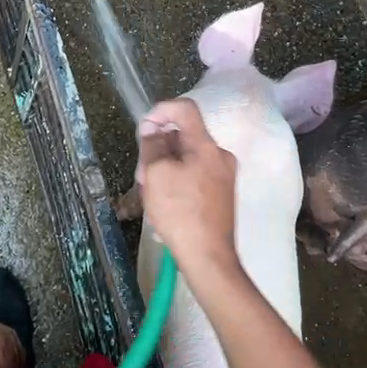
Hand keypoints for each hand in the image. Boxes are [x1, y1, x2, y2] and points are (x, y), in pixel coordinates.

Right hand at [136, 98, 237, 275]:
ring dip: (165, 167)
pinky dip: (176, 180)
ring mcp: (223, 176)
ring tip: (150, 192)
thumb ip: (152, 145)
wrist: (208, 258)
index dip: (160, 111)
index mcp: (207, 146)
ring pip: (187, 157)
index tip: (144, 131)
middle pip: (183, 136)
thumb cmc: (180, 212)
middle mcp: (220, 156)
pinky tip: (164, 202)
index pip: (184, 109)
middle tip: (143, 172)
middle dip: (158, 148)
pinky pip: (194, 175)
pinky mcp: (221, 194)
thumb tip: (152, 129)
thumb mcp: (156, 173)